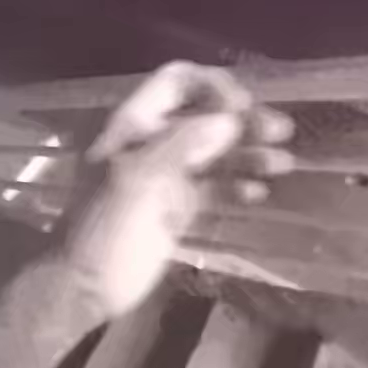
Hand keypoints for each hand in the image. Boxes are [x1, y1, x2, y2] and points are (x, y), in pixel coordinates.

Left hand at [55, 62, 293, 317]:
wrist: (85, 285)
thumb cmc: (104, 230)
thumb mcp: (136, 181)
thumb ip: (181, 144)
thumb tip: (229, 119)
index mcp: (133, 125)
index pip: (176, 82)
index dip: (211, 86)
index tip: (240, 108)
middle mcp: (153, 143)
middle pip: (203, 115)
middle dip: (241, 119)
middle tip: (279, 130)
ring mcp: (167, 176)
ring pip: (214, 152)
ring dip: (247, 153)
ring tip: (281, 163)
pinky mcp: (179, 207)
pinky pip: (213, 187)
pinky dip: (235, 186)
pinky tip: (256, 194)